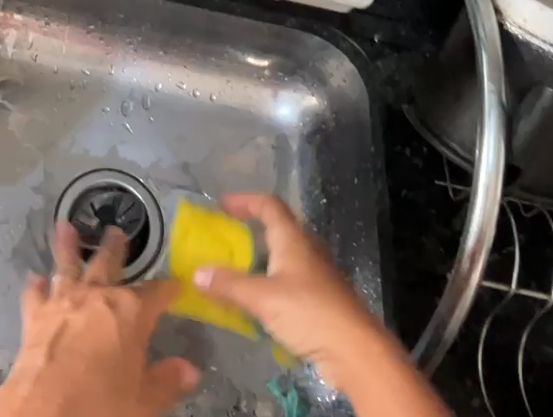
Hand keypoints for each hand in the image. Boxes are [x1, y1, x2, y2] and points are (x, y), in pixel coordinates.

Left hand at [0, 221, 200, 416]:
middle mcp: (98, 296)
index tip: (176, 283)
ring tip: (66, 227)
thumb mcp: (143, 400)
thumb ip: (166, 381)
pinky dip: (35, 286)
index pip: (156, 292)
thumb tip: (191, 370)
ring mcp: (64, 302)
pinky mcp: (35, 316)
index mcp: (131, 312)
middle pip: (109, 264)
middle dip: (115, 249)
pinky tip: (34, 277)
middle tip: (116, 232)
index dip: (168, 287)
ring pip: (68, 266)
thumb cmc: (103, 404)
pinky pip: (35, 294)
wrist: (46, 410)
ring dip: (68, 247)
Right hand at [190, 193, 405, 394]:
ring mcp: (316, 275)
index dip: (245, 200)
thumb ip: (229, 285)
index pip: (269, 205)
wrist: (356, 351)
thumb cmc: (309, 312)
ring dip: (259, 259)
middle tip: (225, 237)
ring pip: (283, 257)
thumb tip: (197, 271)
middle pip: (277, 228)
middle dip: (250, 229)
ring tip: (234, 271)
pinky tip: (256, 302)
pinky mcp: (320, 300)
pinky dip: (268, 283)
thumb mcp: (263, 298)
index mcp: (293, 239)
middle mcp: (306, 250)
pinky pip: (288, 281)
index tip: (221, 204)